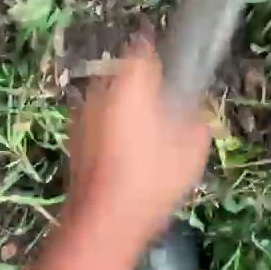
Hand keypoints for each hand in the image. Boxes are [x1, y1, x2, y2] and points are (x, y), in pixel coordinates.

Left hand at [65, 41, 209, 248]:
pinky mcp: (73, 136)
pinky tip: (126, 155)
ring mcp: (82, 112)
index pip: (144, 48)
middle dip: (143, 87)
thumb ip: (197, 118)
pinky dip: (111, 128)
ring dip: (125, 109)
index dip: (160, 57)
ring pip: (110, 99)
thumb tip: (196, 109)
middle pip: (126, 75)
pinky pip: (98, 120)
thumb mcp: (192, 149)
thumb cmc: (152, 179)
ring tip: (146, 137)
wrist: (104, 220)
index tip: (173, 71)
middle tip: (165, 110)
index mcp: (131, 82)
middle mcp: (101, 89)